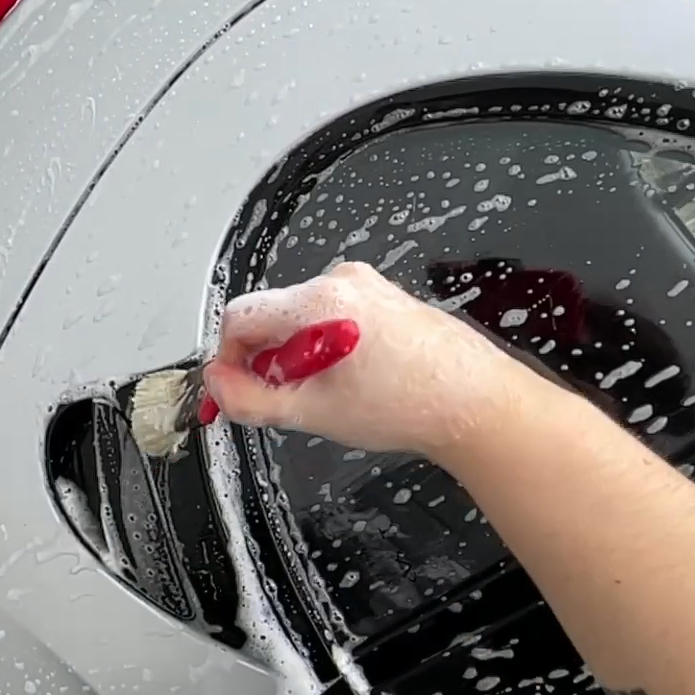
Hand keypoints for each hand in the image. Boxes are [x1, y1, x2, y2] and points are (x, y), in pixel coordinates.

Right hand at [202, 261, 557, 460]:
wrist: (478, 406)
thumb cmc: (411, 406)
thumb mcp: (309, 412)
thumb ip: (247, 399)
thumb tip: (216, 385)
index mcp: (321, 301)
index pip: (240, 318)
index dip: (227, 358)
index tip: (232, 388)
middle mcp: (342, 282)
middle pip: (267, 316)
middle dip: (261, 359)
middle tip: (276, 397)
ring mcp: (364, 286)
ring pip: (294, 319)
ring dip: (290, 356)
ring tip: (319, 391)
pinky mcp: (379, 297)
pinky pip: (324, 317)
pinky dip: (317, 348)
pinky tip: (341, 379)